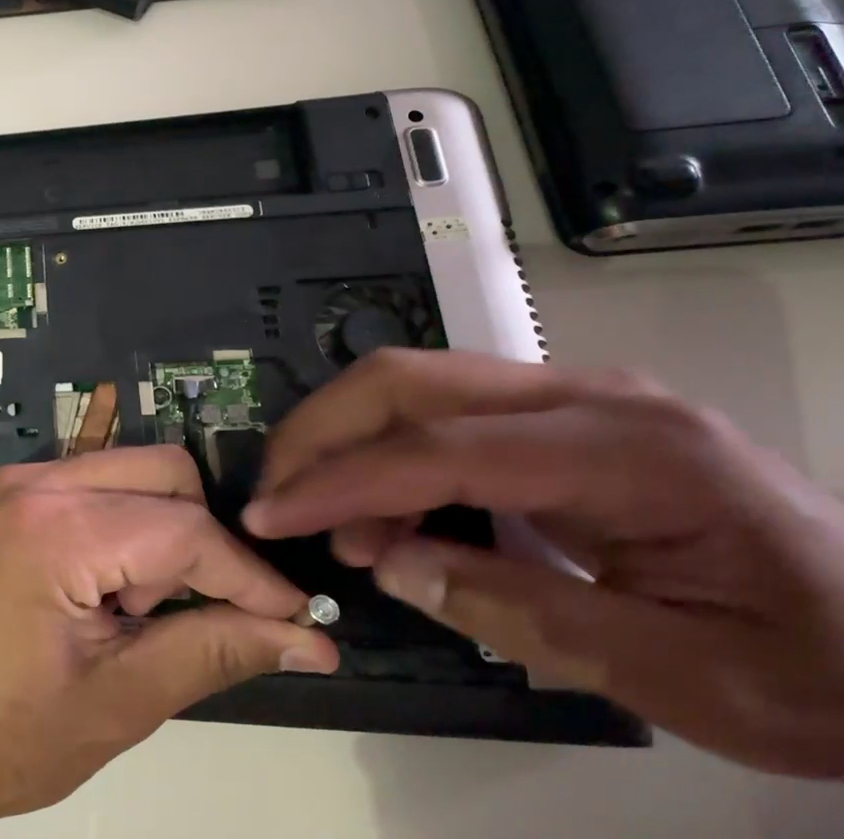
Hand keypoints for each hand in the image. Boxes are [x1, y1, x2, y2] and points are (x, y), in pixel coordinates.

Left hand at [0, 446, 339, 838]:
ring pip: (128, 473)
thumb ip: (214, 652)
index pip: (188, 528)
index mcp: (55, 530)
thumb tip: (305, 638)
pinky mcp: (1, 502)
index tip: (296, 624)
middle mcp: (31, 485)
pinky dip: (121, 527)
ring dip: (160, 533)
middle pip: (164, 474)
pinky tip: (109, 594)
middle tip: (190, 620)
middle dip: (202, 543)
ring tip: (136, 617)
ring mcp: (10, 486)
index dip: (253, 578)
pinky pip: (88, 487)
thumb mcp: (117, 703)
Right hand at [241, 348, 843, 777]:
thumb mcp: (680, 677)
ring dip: (351, 444)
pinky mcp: (568, 418)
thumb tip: (389, 563)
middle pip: (412, 381)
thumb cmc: (815, 671)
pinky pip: (448, 415)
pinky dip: (391, 456)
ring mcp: (581, 399)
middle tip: (275, 499)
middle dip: (322, 433)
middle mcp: (596, 398)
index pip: (441, 448)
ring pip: (419, 385)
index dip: (341, 482)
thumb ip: (522, 614)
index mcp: (632, 453)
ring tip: (336, 529)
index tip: (268, 517)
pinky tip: (389, 517)